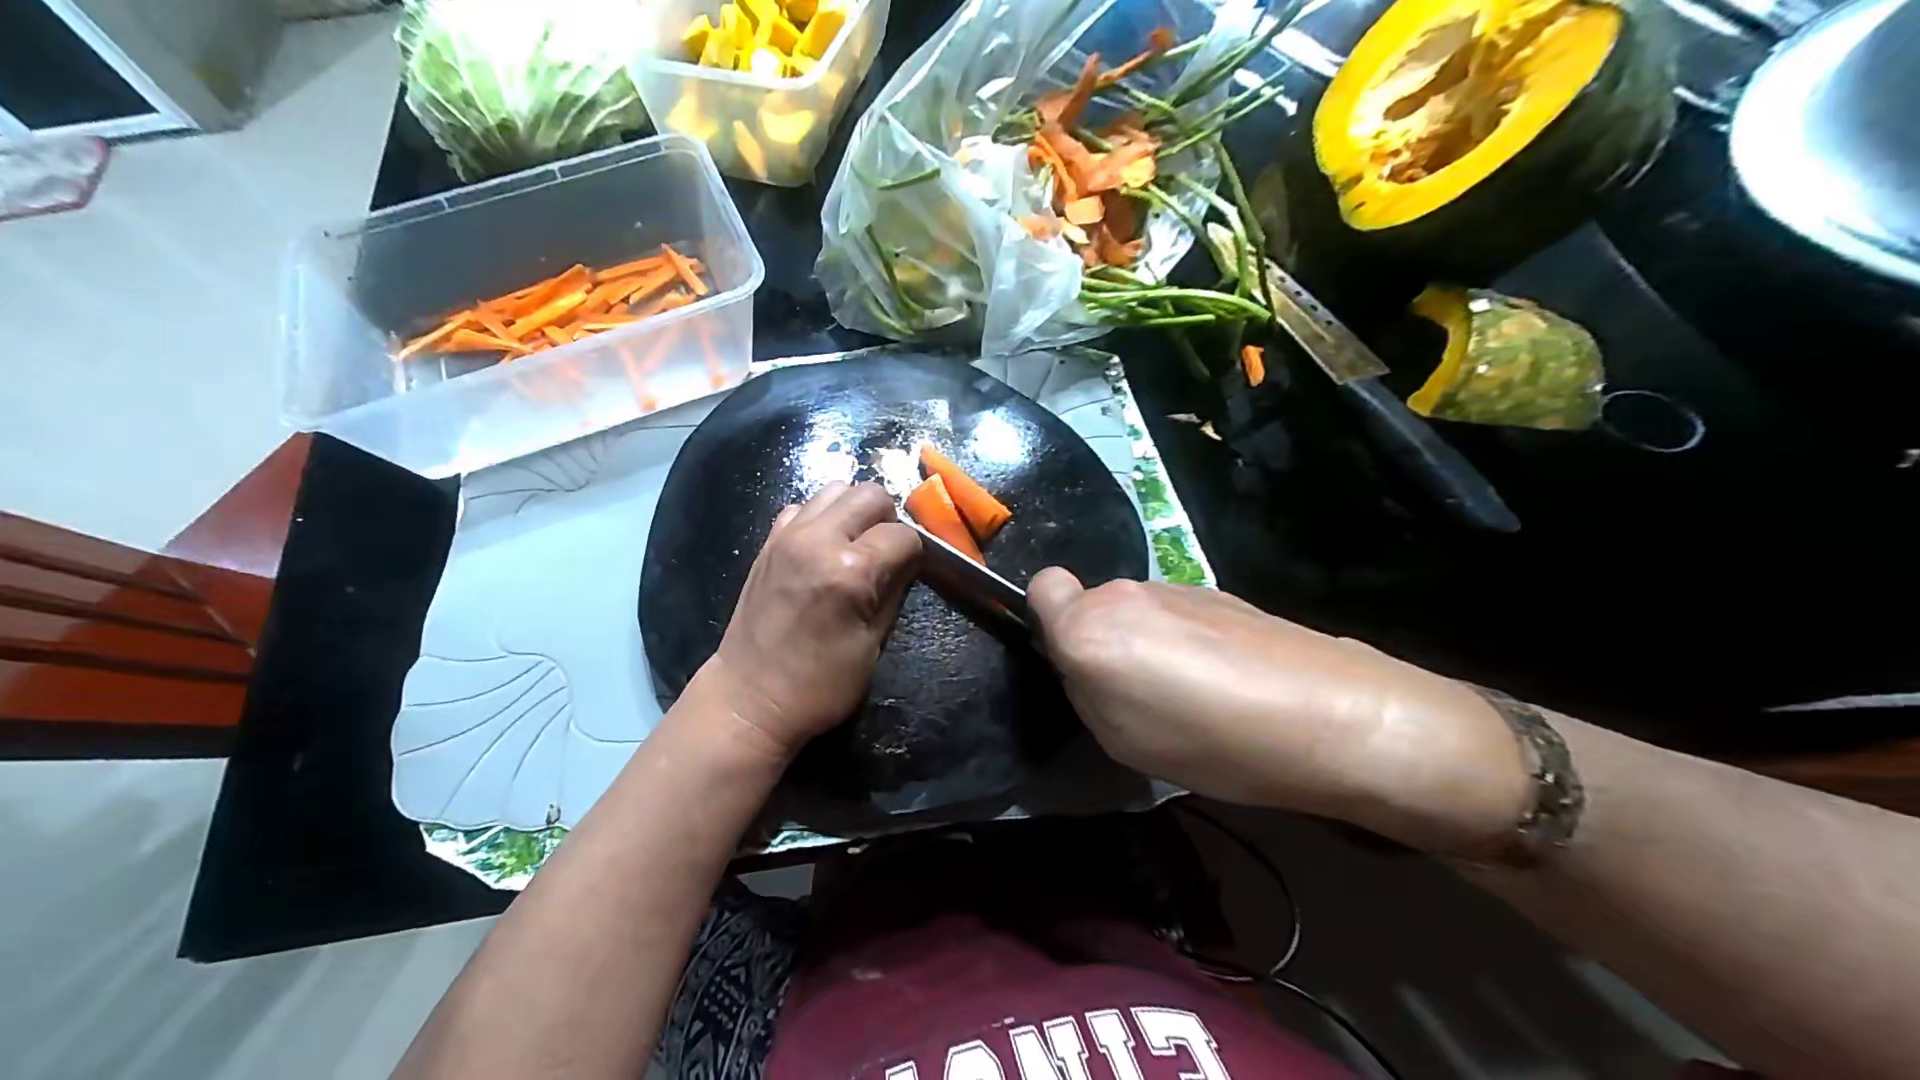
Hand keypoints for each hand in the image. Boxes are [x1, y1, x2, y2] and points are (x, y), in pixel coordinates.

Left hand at [691, 482, 920, 762]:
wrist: (749, 698)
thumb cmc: (819, 684)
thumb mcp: (872, 644)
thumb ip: (894, 591)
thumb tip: (910, 561)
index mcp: (849, 571)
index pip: (902, 534)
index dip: (915, 551)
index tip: (912, 569)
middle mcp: (817, 540)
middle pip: (870, 494)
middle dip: (888, 518)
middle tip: (886, 551)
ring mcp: (788, 536)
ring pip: (835, 489)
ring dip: (854, 511)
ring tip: (856, 544)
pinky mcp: (769, 542)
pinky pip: (802, 507)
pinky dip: (821, 517)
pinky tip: (824, 548)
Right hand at [1027, 570, 1533, 853]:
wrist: (1330, 717)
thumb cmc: (1211, 741)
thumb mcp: (1119, 739)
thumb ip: (1084, 689)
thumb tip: (1084, 662)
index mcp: (1090, 628)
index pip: (1041, 587)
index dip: (1050, 619)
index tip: (1076, 661)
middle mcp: (1127, 594)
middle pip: (1093, 606)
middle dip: (1103, 641)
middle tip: (1137, 697)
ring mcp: (1178, 588)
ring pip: (1139, 612)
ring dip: (1148, 643)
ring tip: (1193, 697)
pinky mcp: (1222, 594)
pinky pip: (1180, 616)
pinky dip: (1187, 642)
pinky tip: (1228, 682)